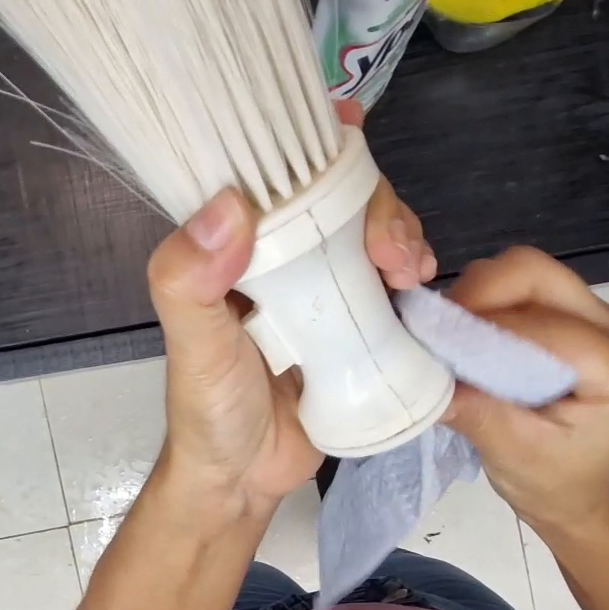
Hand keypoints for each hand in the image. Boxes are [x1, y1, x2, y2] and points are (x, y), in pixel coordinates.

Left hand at [147, 104, 435, 516]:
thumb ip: (189, 281)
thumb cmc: (211, 409)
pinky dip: (409, 274)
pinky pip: (386, 284)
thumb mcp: (193, 346)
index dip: (307, 145)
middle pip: (333, 200)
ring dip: (400, 234)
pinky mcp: (351, 326)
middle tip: (392, 247)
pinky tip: (420, 285)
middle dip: (373, 204)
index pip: (271, 176)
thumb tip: (230, 205)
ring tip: (411, 269)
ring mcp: (318, 292)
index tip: (348, 131)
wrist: (246, 478)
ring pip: (366, 235)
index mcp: (232, 252)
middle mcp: (278, 261)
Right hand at [441, 247, 608, 530]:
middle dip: (481, 292)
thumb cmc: (548, 480)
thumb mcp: (508, 452)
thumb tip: (425, 372)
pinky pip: (529, 287)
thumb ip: (474, 409)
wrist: (573, 494)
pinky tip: (471, 333)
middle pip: (539, 275)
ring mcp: (601, 319)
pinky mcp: (577, 316)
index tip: (434, 338)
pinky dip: (492, 300)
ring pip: (531, 273)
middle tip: (441, 327)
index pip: (545, 324)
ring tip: (454, 332)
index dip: (485, 323)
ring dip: (484, 294)